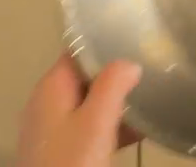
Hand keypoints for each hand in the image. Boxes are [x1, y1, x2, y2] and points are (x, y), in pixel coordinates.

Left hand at [17, 55, 142, 166]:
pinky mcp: (58, 155)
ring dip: (116, 104)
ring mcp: (50, 132)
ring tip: (150, 102)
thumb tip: (129, 62)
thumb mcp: (96, 123)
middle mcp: (46, 104)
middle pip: (85, 77)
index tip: (137, 41)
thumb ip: (113, 83)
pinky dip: (109, 127)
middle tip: (149, 72)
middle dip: (116, 76)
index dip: (106, 44)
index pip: (79, 51)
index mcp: (50, 87)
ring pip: (88, 105)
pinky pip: (87, 129)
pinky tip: (137, 133)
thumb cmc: (72, 164)